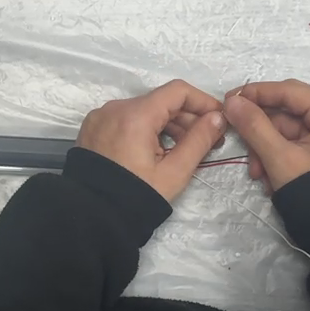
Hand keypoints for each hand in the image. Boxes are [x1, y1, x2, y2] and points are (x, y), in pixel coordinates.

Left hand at [76, 80, 227, 201]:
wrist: (91, 218)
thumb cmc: (135, 198)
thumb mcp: (174, 173)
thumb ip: (199, 141)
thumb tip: (218, 118)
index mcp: (135, 115)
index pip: (177, 91)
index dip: (203, 102)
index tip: (218, 120)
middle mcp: (115, 108)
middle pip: (160, 101)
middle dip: (187, 118)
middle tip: (206, 141)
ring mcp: (101, 117)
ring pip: (143, 110)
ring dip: (166, 125)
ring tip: (181, 151)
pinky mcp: (92, 128)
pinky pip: (125, 120)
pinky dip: (145, 130)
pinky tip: (155, 153)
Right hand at [224, 80, 309, 191]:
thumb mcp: (280, 158)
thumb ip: (254, 127)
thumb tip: (231, 101)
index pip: (290, 91)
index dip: (257, 93)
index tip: (229, 99)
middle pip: (286, 112)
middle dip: (261, 132)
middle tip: (238, 143)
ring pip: (286, 131)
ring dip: (265, 150)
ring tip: (258, 173)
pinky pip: (293, 146)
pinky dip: (276, 158)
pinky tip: (269, 178)